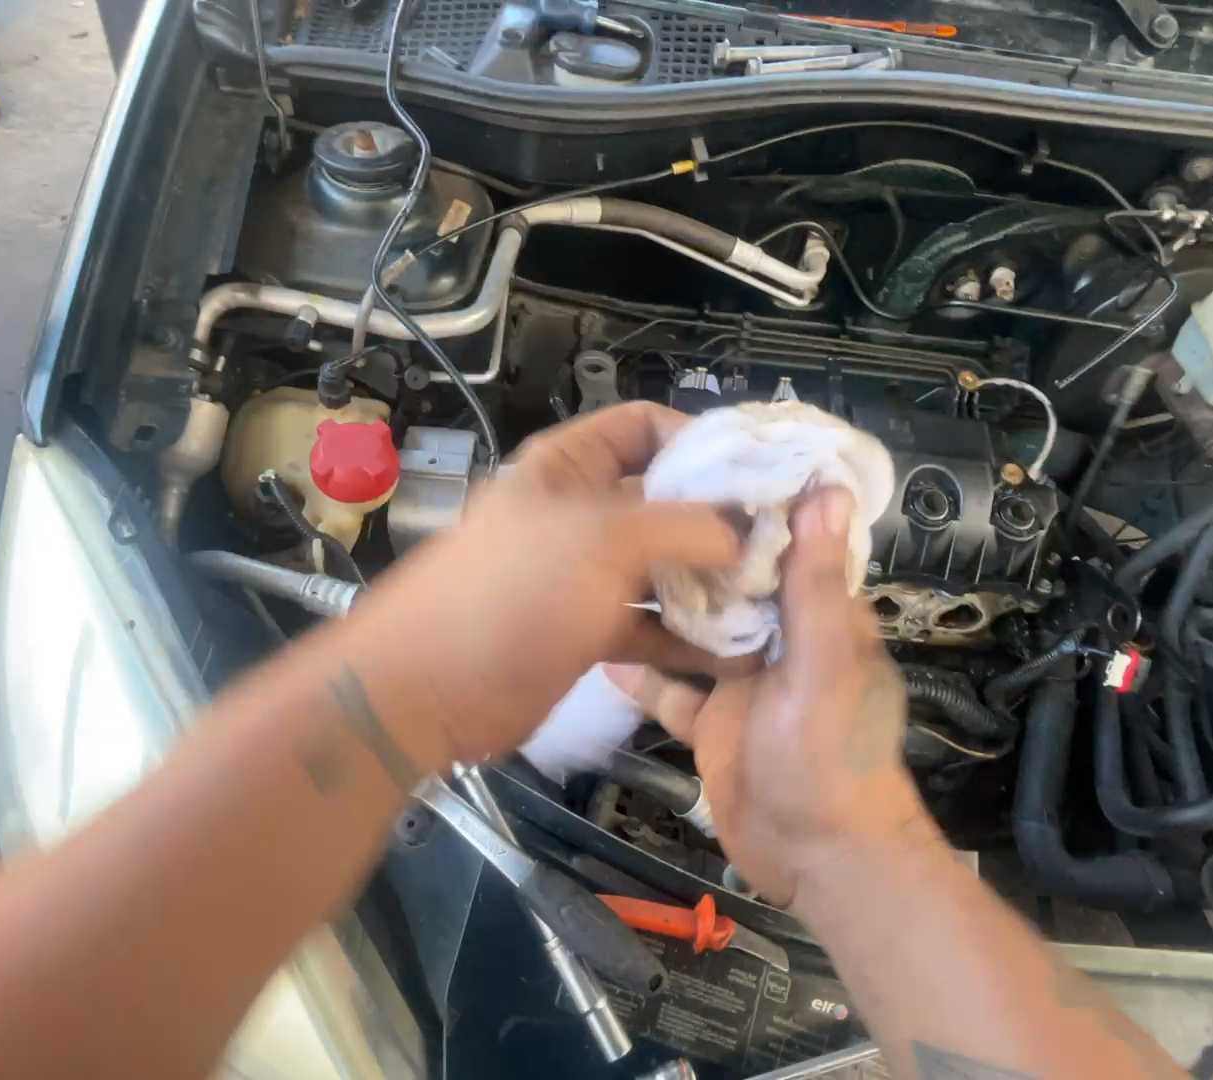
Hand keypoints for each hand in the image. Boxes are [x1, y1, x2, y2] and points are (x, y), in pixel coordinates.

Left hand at [345, 403, 749, 762]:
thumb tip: (746, 528)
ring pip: (662, 567)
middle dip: (721, 520)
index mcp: (571, 466)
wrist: (429, 688)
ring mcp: (585, 574)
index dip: (702, 440)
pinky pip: (648, 622)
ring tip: (771, 599)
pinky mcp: (588, 629)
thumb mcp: (604, 540)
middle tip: (783, 545)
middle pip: (664, 500)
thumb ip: (683, 524)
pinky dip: (686, 636)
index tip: (760, 473)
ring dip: (711, 583)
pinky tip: (734, 653)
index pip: (645, 426)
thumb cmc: (514, 592)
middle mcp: (581, 513)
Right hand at [608, 488, 938, 905]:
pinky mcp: (710, 721)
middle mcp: (781, 642)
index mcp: (821, 618)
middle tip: (642, 505)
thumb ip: (816, 586)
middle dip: (698, 550)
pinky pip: (671, 688)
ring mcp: (741, 683)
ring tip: (612, 561)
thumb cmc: (829, 756)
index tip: (711, 465)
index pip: (792, 546)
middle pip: (737, 585)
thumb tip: (828, 493)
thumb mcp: (825, 666)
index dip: (759, 507)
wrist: (817, 858)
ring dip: (666, 605)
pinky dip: (644, 672)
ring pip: (698, 632)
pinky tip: (604, 649)